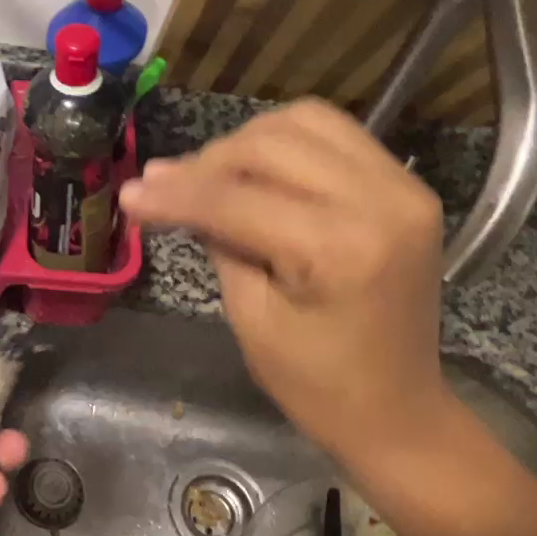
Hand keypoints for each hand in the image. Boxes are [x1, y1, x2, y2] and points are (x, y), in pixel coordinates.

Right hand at [119, 100, 454, 461]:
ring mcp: (405, 187)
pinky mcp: (408, 187)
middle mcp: (382, 201)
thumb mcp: (251, 316)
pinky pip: (336, 137)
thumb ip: (218, 242)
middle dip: (208, 161)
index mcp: (341, 249)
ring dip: (247, 142)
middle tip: (163, 186)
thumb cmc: (317, 385)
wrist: (398, 413)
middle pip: (272, 144)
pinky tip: (255, 172)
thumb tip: (169, 190)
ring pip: (305, 122)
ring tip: (210, 176)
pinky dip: (286, 145)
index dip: (176, 194)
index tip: (128, 194)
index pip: (238, 199)